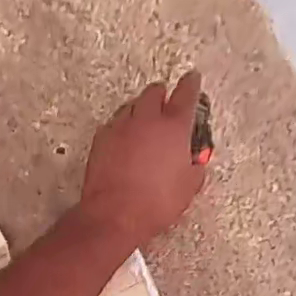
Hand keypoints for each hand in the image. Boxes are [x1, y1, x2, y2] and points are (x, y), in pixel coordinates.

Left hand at [77, 72, 209, 243]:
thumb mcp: (187, 188)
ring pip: (131, 105)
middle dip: (162, 95)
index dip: (191, 84)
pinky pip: (113, 125)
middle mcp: (146, 120)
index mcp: (174, 127)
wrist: (115, 216)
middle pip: (154, 92)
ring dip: (139, 110)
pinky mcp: (100, 141)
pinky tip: (123, 141)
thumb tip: (195, 163)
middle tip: (166, 104)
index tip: (192, 80)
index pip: (187, 93)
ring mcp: (120, 128)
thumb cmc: (153, 204)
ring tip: (144, 123)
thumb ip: (195, 167)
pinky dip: (121, 128)